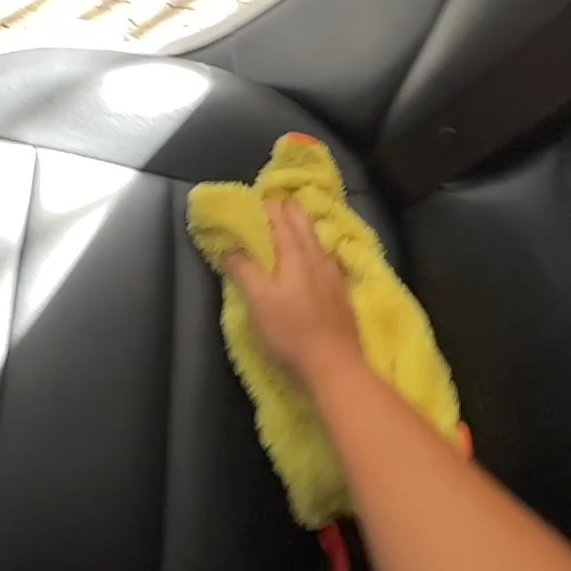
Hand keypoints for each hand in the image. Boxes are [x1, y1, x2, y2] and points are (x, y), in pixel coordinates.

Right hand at [224, 198, 364, 389]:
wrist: (336, 368)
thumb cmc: (291, 333)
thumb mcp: (258, 301)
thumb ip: (243, 269)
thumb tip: (229, 246)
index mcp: (295, 254)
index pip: (279, 219)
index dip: (264, 207)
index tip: (250, 202)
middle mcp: (317, 257)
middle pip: (303, 223)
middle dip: (287, 210)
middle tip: (271, 204)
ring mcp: (333, 275)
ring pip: (317, 239)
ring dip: (302, 226)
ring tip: (291, 222)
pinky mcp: (341, 293)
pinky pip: (327, 257)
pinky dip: (315, 247)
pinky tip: (315, 257)